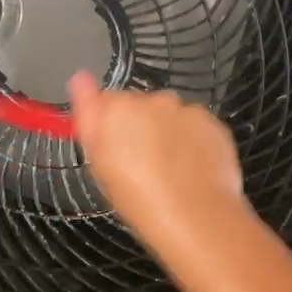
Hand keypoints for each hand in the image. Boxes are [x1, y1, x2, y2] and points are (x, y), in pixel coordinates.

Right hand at [68, 71, 264, 277]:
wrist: (195, 216)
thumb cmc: (136, 196)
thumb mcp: (99, 161)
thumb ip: (88, 114)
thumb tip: (79, 75)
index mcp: (116, 107)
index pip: (104, 101)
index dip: (107, 124)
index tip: (112, 149)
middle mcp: (151, 99)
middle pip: (138, 105)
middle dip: (138, 126)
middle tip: (140, 163)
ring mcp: (185, 109)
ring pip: (169, 115)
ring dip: (166, 131)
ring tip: (169, 169)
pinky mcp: (212, 122)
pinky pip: (195, 126)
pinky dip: (192, 139)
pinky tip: (191, 168)